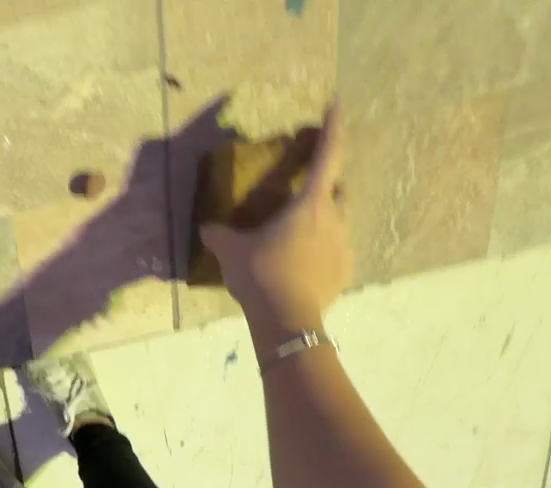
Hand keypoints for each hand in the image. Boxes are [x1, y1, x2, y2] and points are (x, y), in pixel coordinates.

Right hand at [200, 102, 351, 331]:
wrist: (287, 320)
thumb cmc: (261, 275)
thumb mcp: (232, 253)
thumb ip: (220, 236)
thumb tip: (206, 228)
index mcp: (310, 204)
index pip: (328, 155)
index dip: (333, 127)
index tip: (337, 104)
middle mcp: (335, 218)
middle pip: (338, 190)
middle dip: (326, 188)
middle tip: (303, 198)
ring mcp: (344, 246)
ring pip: (339, 223)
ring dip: (323, 223)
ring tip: (299, 240)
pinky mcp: (345, 272)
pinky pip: (337, 254)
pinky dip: (323, 254)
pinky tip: (304, 270)